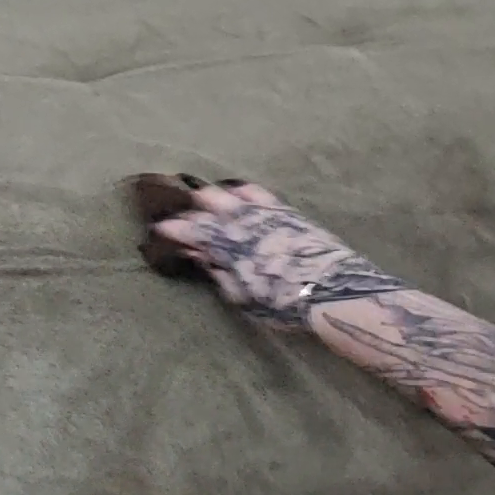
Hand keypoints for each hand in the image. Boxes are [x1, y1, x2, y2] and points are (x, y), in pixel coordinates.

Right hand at [152, 181, 364, 327]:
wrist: (336, 292)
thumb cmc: (283, 303)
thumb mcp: (242, 297)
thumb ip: (218, 273)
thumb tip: (199, 255)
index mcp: (227, 245)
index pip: (193, 230)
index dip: (173, 228)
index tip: (158, 228)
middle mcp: (243, 222)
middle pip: (209, 203)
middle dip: (191, 206)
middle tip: (180, 212)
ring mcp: (265, 213)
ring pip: (231, 193)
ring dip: (214, 196)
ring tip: (204, 198)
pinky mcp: (286, 212)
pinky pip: (258, 193)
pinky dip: (242, 191)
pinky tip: (237, 191)